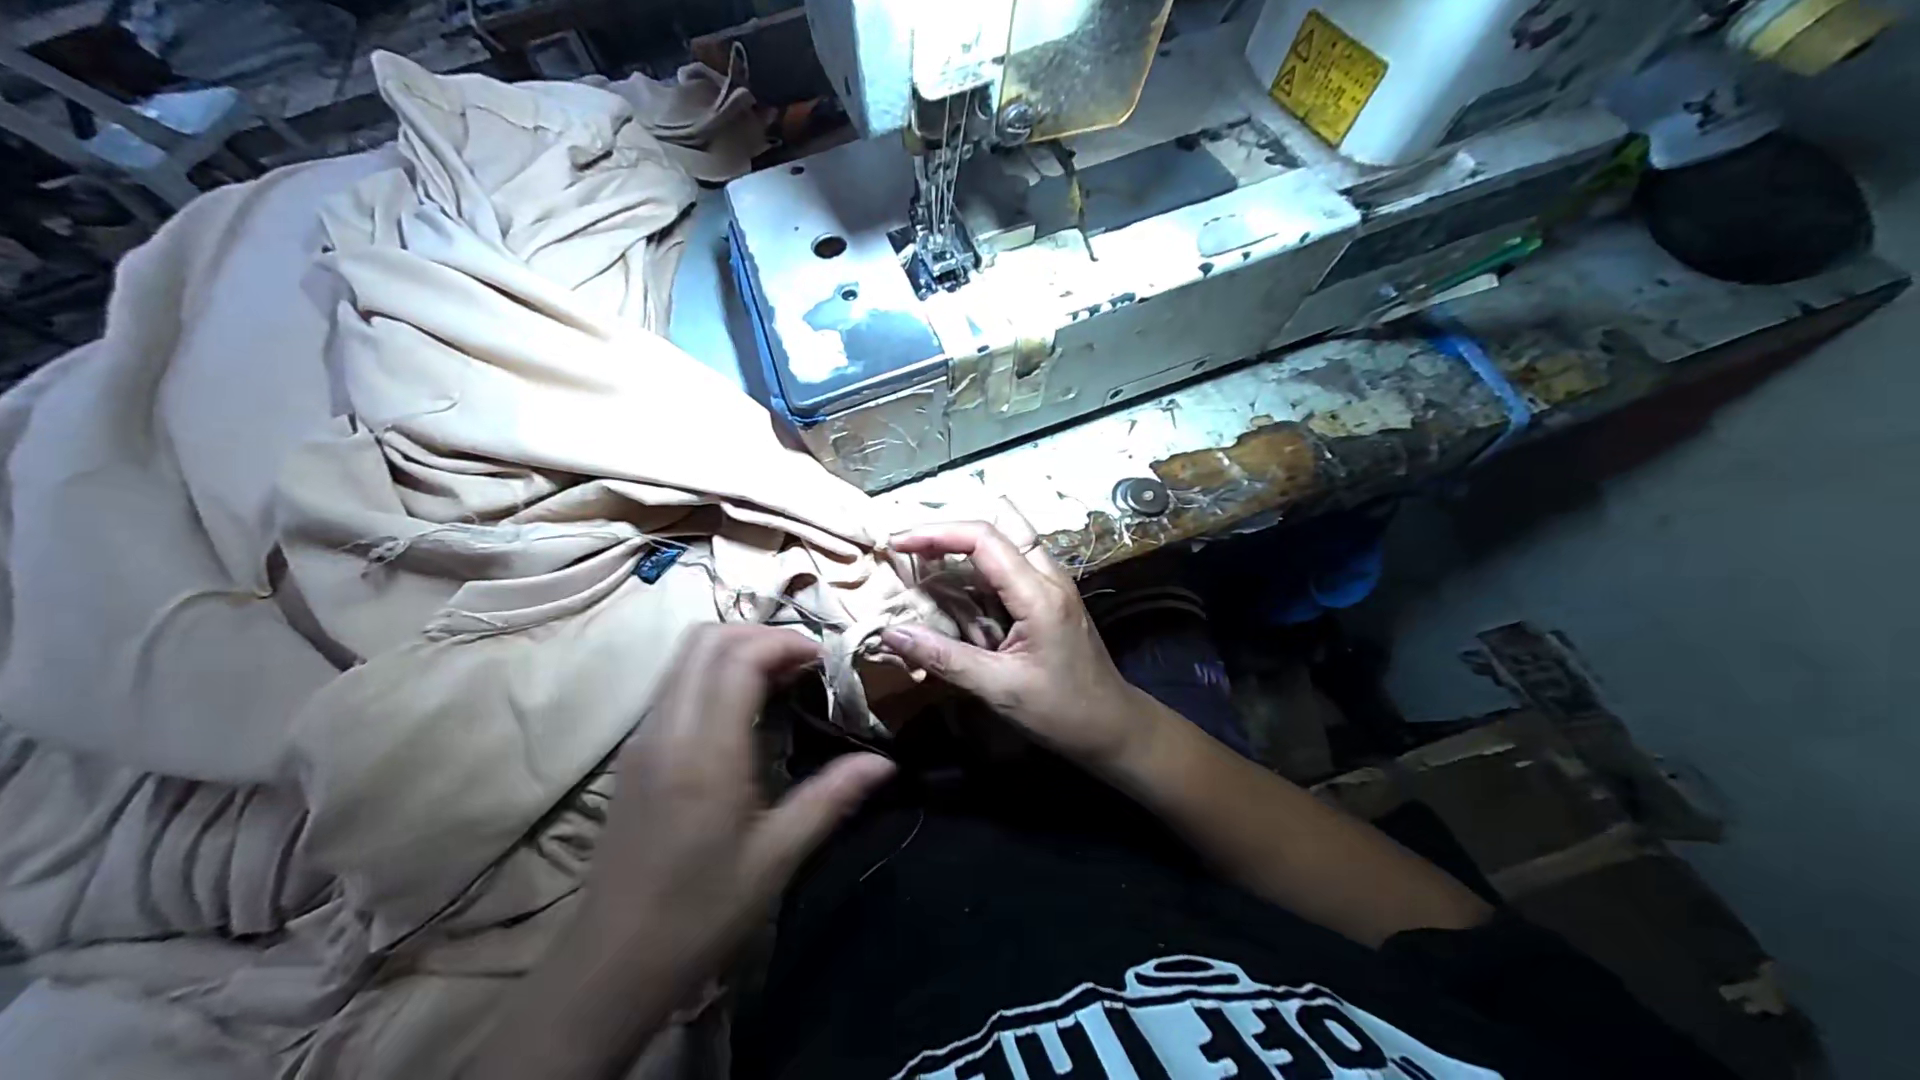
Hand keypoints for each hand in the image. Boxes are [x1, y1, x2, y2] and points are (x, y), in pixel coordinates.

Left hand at [473, 626, 894, 1079]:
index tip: (824, 659)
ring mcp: (643, 737)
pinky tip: (744, 708)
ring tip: (780, 676)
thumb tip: (886, 762)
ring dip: (734, 648)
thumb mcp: (778, 857)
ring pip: (684, 656)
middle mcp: (666, 729)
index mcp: (705, 751)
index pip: (739, 657)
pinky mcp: (634, 752)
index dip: (785, 643)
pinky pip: (674, 683)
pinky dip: (712, 671)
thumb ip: (832, 797)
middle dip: (760, 634)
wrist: (612, 961)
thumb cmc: (701, 912)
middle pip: (706, 639)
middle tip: (804, 661)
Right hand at [881, 521, 1157, 770]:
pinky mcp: (1049, 598)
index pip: (984, 539)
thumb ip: (943, 658)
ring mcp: (1053, 585)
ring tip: (923, 566)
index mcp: (1039, 594)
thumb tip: (891, 634)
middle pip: (1000, 525)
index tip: (898, 541)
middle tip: (911, 547)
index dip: (937, 532)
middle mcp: (1050, 577)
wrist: (1113, 727)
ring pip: (1006, 542)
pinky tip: (955, 593)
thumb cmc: (1062, 712)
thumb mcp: (998, 688)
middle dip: (950, 530)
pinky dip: (977, 571)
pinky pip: (1010, 568)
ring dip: (964, 549)